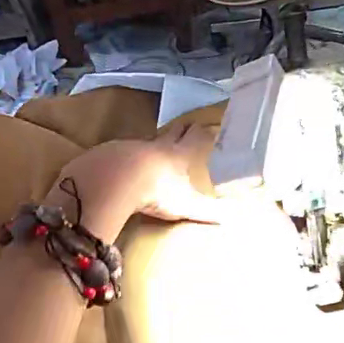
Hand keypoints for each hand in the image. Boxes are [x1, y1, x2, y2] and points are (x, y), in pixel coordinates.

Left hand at [51, 126, 225, 238]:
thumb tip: (234, 218)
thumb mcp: (186, 205)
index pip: (194, 139)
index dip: (202, 132)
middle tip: (186, 124)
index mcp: (178, 155)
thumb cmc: (156, 191)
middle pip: (172, 133)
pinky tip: (125, 166)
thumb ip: (208, 212)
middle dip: (181, 129)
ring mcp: (132, 148)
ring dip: (153, 144)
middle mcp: (157, 147)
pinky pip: (122, 153)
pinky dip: (127, 157)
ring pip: (147, 142)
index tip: (207, 125)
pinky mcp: (109, 154)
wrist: (114, 179)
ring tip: (157, 148)